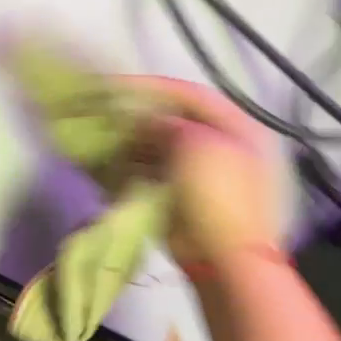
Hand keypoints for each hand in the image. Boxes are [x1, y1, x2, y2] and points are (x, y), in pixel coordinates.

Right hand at [118, 75, 284, 267]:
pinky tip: (109, 162)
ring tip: (101, 137)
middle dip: (138, 114)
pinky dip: (131, 163)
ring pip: (161, 144)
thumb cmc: (218, 194)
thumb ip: (166, 123)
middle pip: (174, 118)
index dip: (152, 86)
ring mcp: (204, 171)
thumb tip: (144, 120)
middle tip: (103, 111)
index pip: (191, 94)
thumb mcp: (194, 145)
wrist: (224, 255)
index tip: (113, 86)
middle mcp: (224, 144)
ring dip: (131, 139)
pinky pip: (153, 168)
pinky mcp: (184, 192)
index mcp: (238, 127)